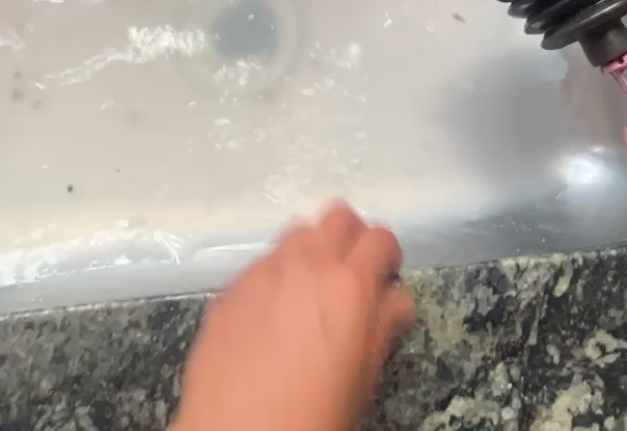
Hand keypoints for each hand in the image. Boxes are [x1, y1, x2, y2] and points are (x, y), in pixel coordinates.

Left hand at [171, 202, 415, 430]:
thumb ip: (384, 326)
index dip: (388, 254)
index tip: (386, 274)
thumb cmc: (314, 416)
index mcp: (348, 284)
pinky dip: (277, 274)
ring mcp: (263, 270)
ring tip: (311, 290)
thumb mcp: (363, 377)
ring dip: (312, 249)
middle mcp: (306, 263)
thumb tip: (395, 298)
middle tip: (352, 273)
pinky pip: (262, 262)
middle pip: (338, 215)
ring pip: (297, 232)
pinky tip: (273, 314)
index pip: (380, 236)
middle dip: (352, 237)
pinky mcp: (231, 286)